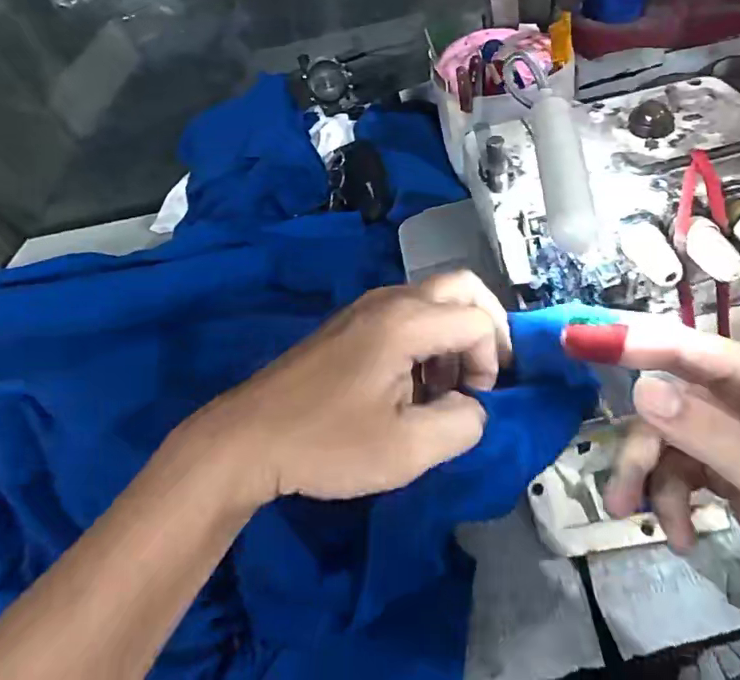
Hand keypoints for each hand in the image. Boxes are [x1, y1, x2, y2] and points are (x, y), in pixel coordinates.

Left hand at [189, 271, 511, 505]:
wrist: (248, 437)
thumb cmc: (328, 443)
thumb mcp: (407, 450)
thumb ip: (462, 425)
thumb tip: (473, 405)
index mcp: (406, 321)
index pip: (478, 320)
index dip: (491, 361)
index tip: (476, 402)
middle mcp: (390, 300)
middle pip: (462, 288)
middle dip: (485, 329)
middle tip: (482, 376)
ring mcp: (366, 307)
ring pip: (434, 300)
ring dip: (453, 336)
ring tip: (442, 391)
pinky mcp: (350, 323)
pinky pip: (407, 314)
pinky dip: (427, 339)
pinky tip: (410, 385)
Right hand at [564, 321, 739, 675]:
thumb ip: (715, 439)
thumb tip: (640, 387)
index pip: (690, 350)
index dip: (633, 342)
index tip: (578, 341)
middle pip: (668, 399)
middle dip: (641, 443)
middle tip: (617, 491)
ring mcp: (737, 437)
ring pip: (666, 436)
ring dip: (648, 477)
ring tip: (642, 522)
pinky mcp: (729, 472)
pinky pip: (678, 470)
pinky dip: (669, 500)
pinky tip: (681, 535)